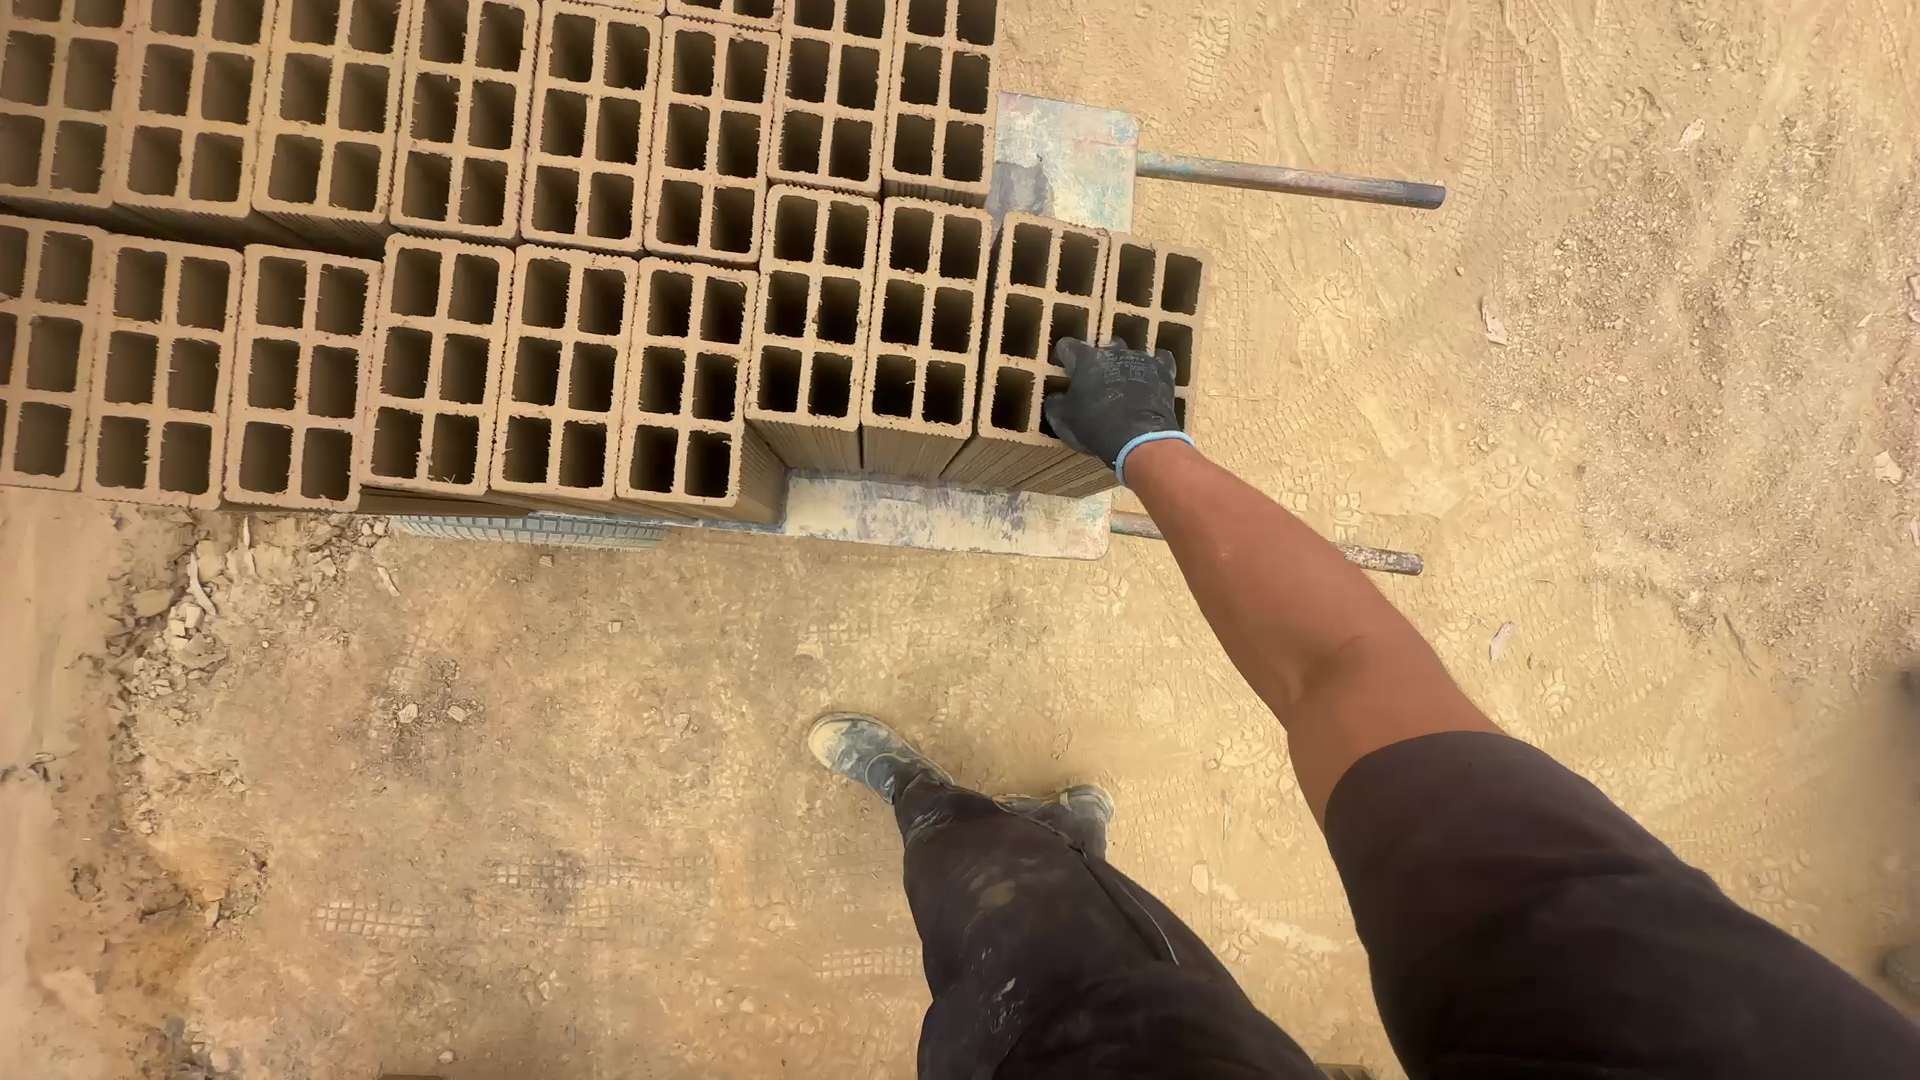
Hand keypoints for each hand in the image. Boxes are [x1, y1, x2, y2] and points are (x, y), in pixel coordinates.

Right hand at [1042, 338, 1190, 480]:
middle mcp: (1114, 352)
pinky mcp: (1163, 372)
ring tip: (1123, 384)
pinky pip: (1160, 360)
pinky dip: (1154, 367)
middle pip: (1102, 347)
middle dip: (1097, 361)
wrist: (1139, 439)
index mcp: (1085, 359)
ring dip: (1124, 365)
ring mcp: (1141, 359)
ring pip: (1130, 353)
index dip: (1063, 356)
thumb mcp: (1064, 420)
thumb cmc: (1095, 426)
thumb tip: (1055, 398)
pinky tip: (1151, 377)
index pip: (1068, 346)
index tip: (1063, 367)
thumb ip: (1055, 404)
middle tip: (1094, 382)